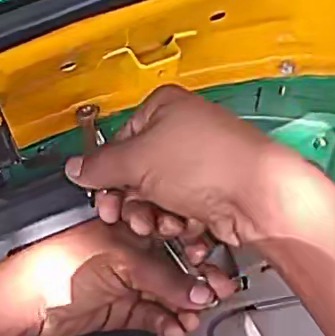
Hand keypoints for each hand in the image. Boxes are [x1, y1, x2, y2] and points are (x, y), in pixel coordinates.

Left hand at [0, 220, 236, 335]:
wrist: (23, 304)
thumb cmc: (53, 266)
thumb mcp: (117, 262)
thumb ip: (161, 277)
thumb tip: (197, 291)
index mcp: (128, 226)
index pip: (173, 238)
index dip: (196, 254)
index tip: (215, 270)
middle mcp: (129, 252)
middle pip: (174, 269)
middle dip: (197, 284)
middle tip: (214, 296)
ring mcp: (125, 282)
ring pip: (166, 296)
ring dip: (183, 308)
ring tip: (194, 318)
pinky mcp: (119, 309)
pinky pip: (151, 315)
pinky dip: (166, 323)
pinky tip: (176, 327)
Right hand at [63, 84, 321, 247]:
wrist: (257, 197)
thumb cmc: (211, 164)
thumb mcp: (138, 161)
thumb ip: (100, 166)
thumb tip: (77, 168)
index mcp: (163, 109)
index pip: (118, 143)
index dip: (108, 175)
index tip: (103, 195)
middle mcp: (181, 134)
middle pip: (136, 176)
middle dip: (133, 203)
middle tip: (131, 216)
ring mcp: (198, 166)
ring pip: (156, 200)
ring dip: (155, 218)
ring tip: (164, 222)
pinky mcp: (210, 195)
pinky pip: (179, 213)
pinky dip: (179, 224)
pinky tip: (184, 226)